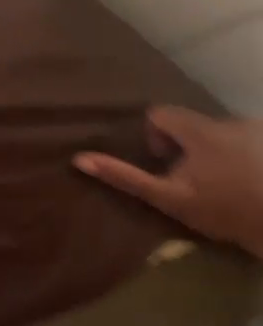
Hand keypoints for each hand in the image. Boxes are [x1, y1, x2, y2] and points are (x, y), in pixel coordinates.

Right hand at [74, 106, 262, 257]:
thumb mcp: (167, 198)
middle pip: (195, 124)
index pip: (161, 114)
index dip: (154, 135)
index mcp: (203, 132)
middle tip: (191, 177)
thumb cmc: (225, 212)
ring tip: (222, 179)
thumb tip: (79, 158)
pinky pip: (251, 140)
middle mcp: (237, 124)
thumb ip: (124, 176)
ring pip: (225, 132)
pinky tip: (248, 179)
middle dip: (188, 145)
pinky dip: (243, 153)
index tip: (164, 161)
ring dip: (216, 149)